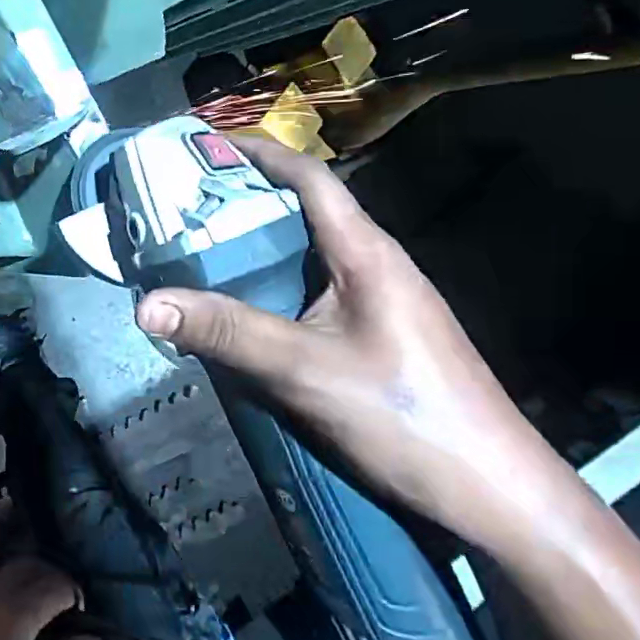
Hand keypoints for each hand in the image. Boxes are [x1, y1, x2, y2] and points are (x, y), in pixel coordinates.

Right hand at [133, 136, 558, 550]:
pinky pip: (314, 293)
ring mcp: (380, 300)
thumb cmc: (404, 416)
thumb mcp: (304, 371)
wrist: (493, 492)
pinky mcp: (378, 334)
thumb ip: (226, 334)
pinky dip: (273, 290)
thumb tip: (145, 305)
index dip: (256, 152)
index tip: (202, 146)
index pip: (307, 176)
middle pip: (301, 212)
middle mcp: (373, 262)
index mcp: (363, 250)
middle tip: (180, 209)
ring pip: (306, 256)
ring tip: (197, 256)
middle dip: (242, 202)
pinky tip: (244, 318)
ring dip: (256, 250)